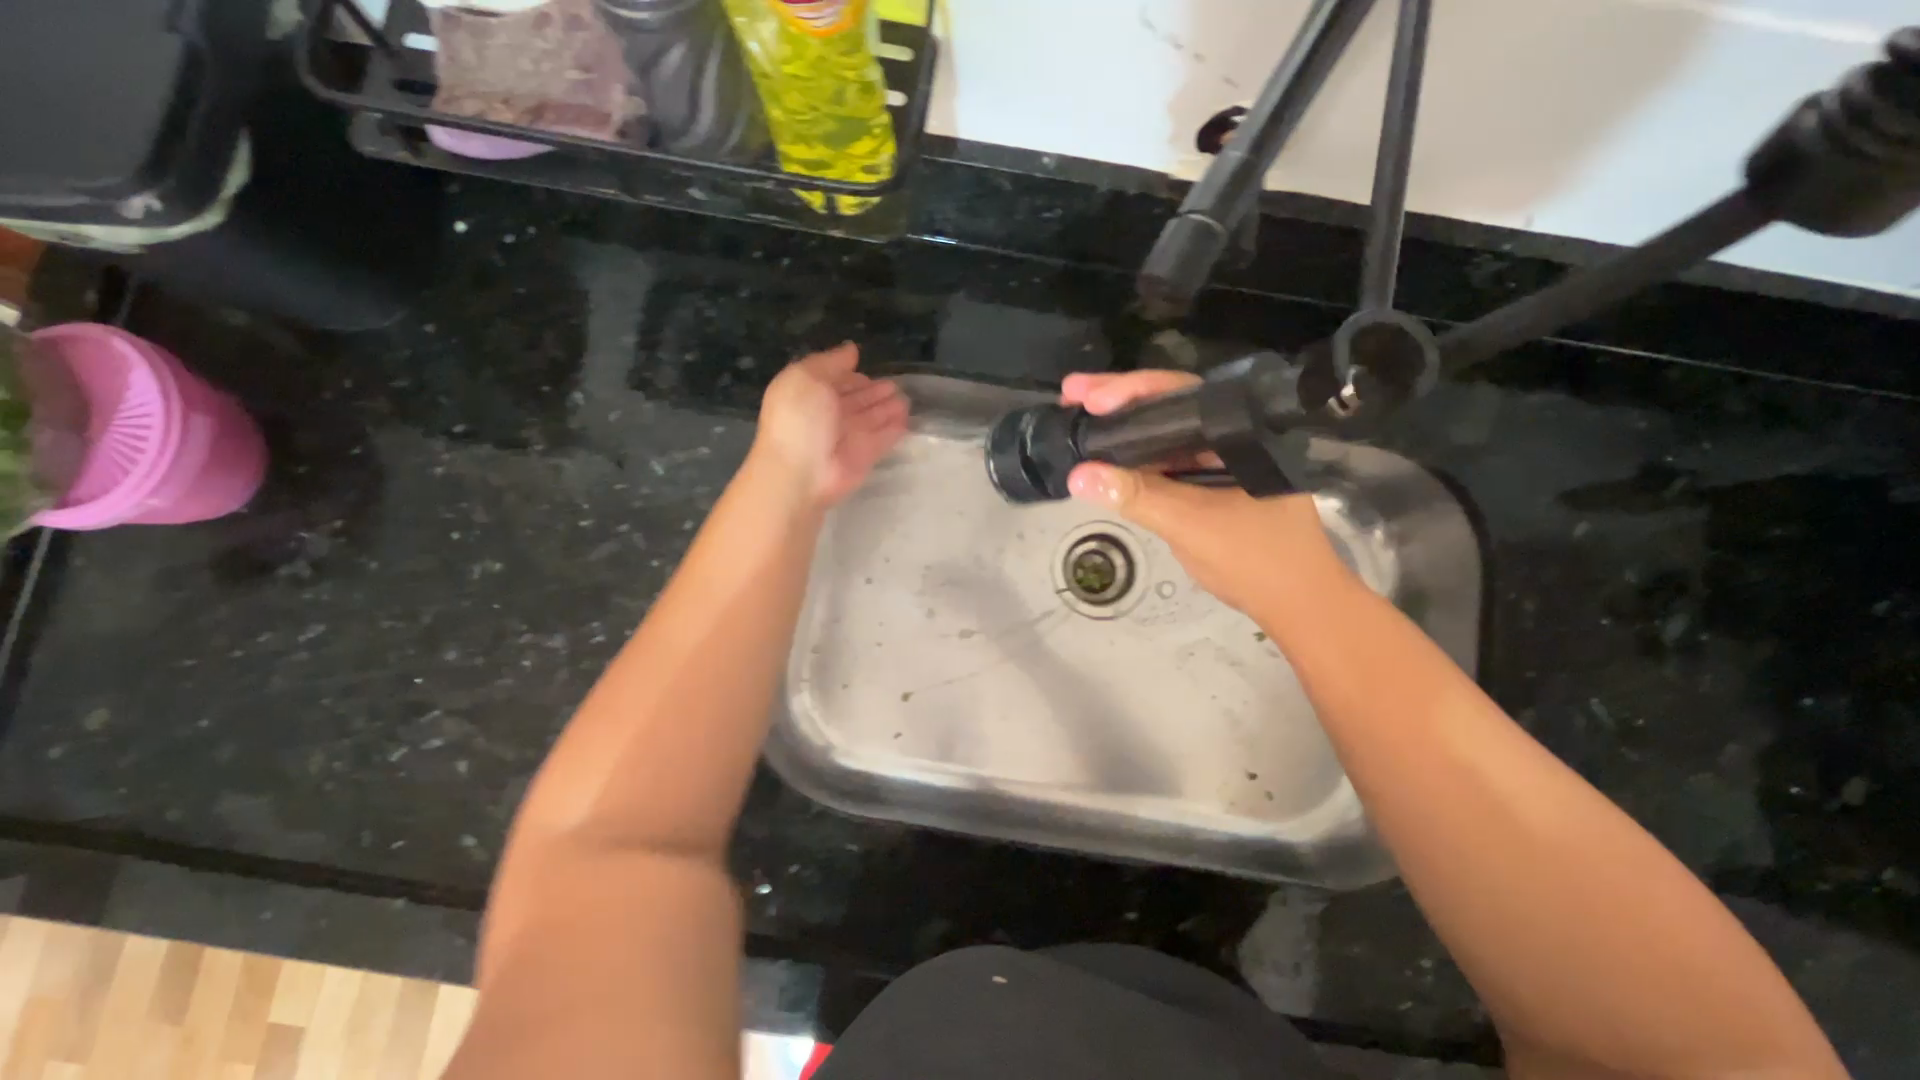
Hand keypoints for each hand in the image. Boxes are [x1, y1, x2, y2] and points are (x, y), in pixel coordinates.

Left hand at [750, 343, 909, 508]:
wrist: (801, 471)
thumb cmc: (799, 418)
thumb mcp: (807, 377)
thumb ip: (830, 361)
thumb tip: (851, 349)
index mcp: (809, 394)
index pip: (834, 380)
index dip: (850, 374)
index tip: (866, 368)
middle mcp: (828, 415)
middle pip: (855, 400)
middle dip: (873, 391)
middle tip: (895, 384)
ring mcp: (847, 437)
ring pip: (872, 418)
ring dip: (887, 408)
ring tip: (906, 398)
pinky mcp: (865, 456)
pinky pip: (883, 438)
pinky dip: (894, 429)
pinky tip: (907, 419)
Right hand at [1060, 370, 1352, 616]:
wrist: (1301, 605)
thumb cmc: (1258, 559)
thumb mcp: (1191, 524)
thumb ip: (1136, 495)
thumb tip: (1078, 474)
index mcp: (1241, 431)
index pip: (1180, 395)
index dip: (1132, 391)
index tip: (1089, 396)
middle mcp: (1234, 437)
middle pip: (1171, 408)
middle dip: (1121, 402)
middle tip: (1072, 395)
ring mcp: (1224, 463)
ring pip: (1169, 436)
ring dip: (1127, 431)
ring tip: (1081, 420)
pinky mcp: (1215, 487)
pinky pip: (1172, 464)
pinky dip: (1140, 461)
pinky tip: (1110, 460)